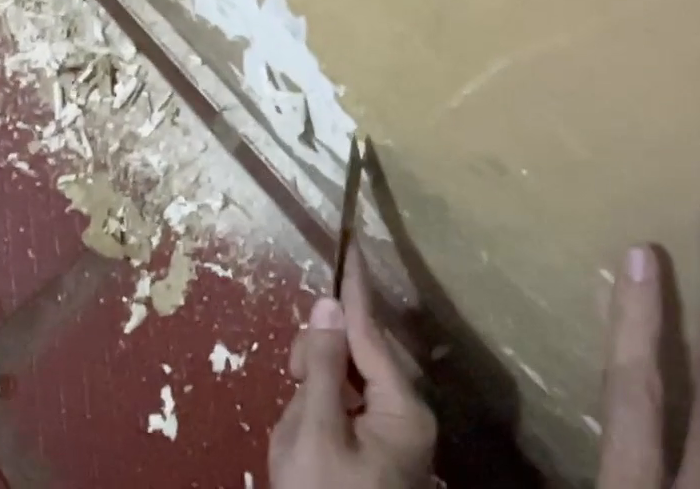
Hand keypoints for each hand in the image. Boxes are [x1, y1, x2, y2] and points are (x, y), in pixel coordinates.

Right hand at [270, 247, 436, 488]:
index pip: (371, 332)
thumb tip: (330, 307)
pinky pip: (340, 413)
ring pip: (342, 384)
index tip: (350, 247)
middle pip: (356, 356)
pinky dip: (317, 417)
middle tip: (294, 379)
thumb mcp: (315, 433)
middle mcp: (404, 417)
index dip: (356, 288)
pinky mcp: (374, 453)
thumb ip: (323, 365)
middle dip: (320, 362)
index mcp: (401, 409)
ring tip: (297, 439)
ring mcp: (391, 437)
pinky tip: (304, 447)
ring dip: (313, 397)